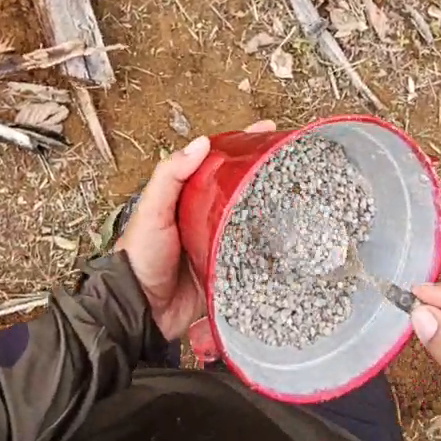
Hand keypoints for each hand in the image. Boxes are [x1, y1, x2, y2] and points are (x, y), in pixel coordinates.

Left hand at [116, 120, 275, 339]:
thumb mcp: (152, 209)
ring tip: (301, 190)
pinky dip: (269, 246)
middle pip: (240, 187)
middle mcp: (206, 216)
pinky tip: (291, 237)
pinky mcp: (229, 270)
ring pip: (251, 218)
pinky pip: (253, 255)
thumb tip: (202, 143)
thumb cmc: (139, 256)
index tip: (267, 130)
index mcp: (188, 196)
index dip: (242, 144)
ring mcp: (219, 243)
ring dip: (271, 207)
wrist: (140, 310)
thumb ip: (171, 176)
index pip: (218, 162)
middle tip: (292, 157)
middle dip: (265, 172)